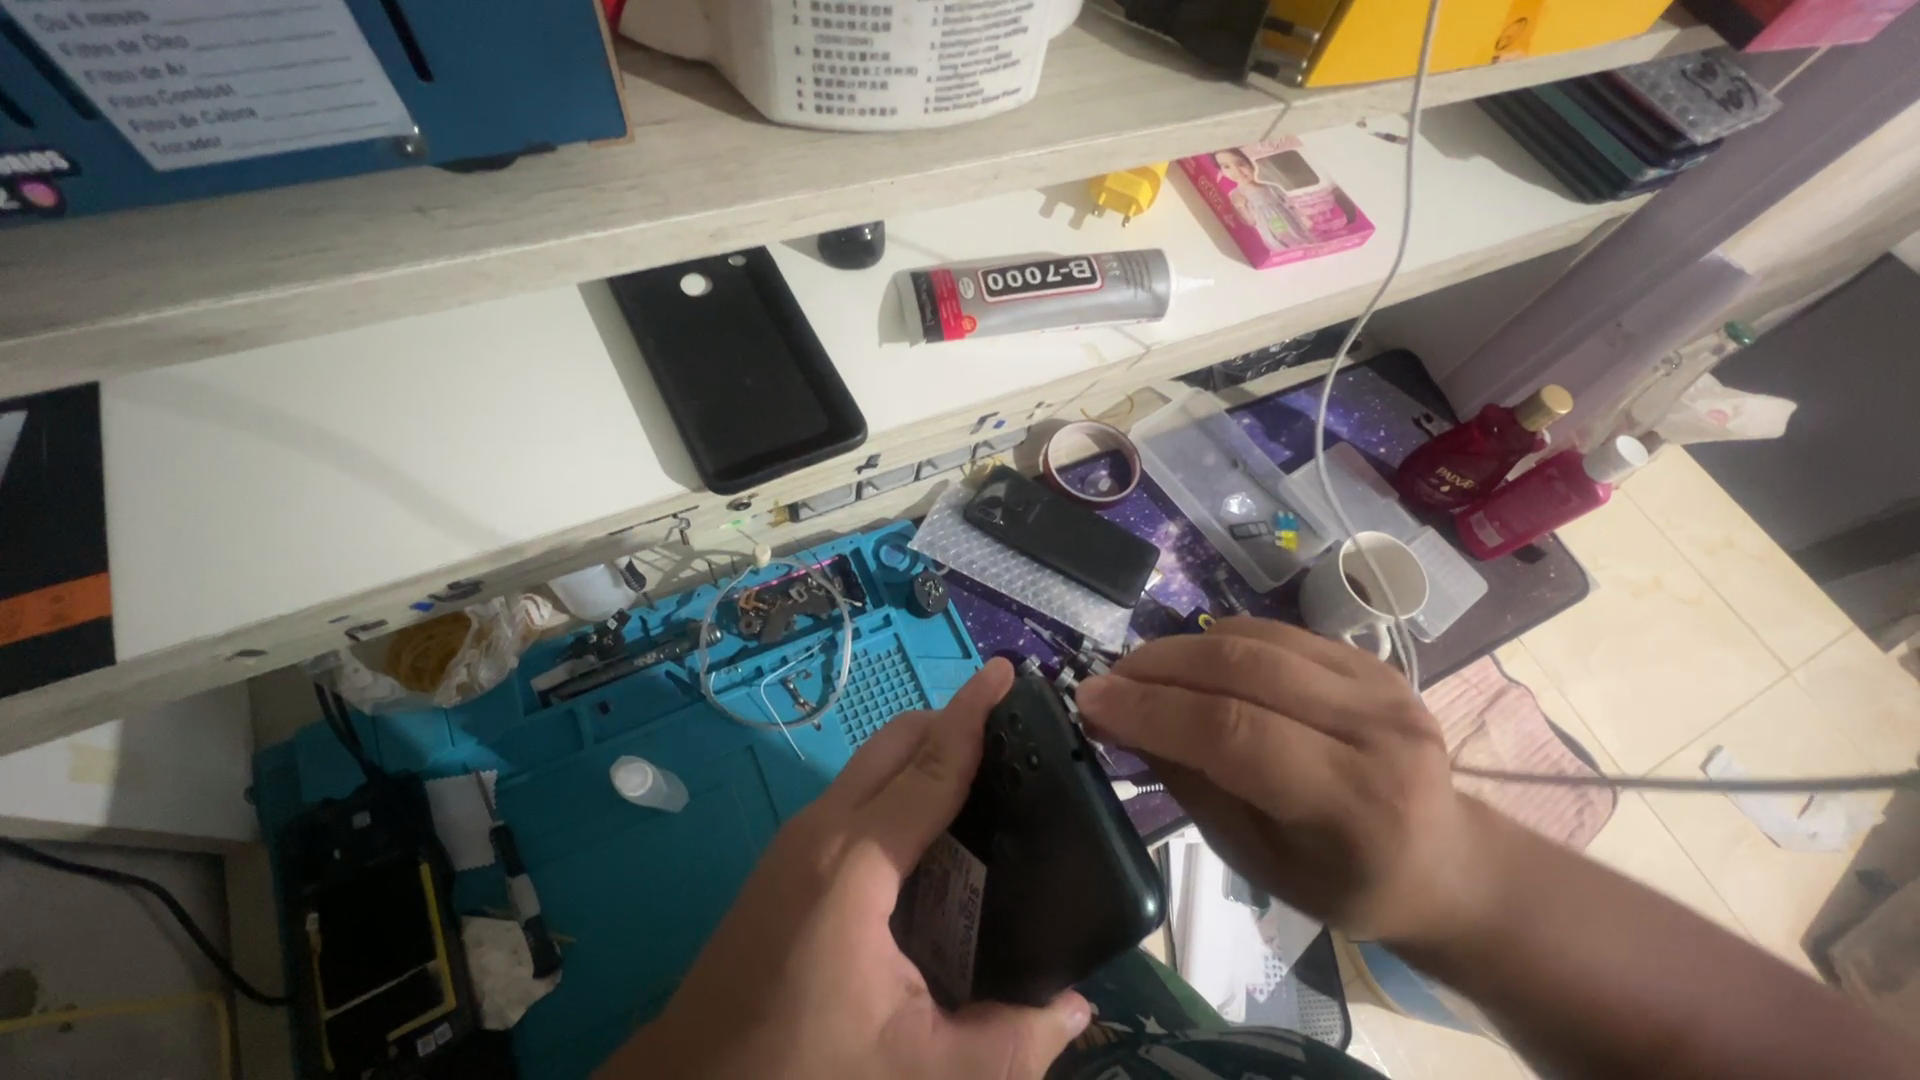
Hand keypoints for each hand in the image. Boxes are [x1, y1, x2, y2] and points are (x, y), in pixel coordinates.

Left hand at [598, 658, 1089, 1079]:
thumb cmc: (800, 1071)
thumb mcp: (917, 1070)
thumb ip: (1008, 1042)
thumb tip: (1076, 1009)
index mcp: (857, 864)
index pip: (931, 765)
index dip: (972, 714)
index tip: (1005, 671)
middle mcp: (823, 830)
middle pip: (895, 741)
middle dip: (952, 722)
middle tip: (1015, 740)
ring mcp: (796, 840)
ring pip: (871, 763)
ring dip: (924, 754)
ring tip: (987, 781)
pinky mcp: (785, 859)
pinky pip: (854, 795)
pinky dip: (898, 786)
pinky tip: (932, 835)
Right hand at [1076, 617, 1492, 946]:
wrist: (1443, 862)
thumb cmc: (1342, 883)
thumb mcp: (1257, 860)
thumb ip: (1191, 784)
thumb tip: (1121, 722)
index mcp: (1355, 803)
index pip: (1235, 734)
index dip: (1152, 711)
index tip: (1090, 702)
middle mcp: (1377, 731)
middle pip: (1245, 670)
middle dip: (1158, 668)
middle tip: (1105, 680)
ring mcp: (1382, 685)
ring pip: (1257, 640)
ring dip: (1181, 648)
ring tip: (1136, 670)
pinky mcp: (1373, 661)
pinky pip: (1278, 634)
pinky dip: (1219, 641)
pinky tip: (1188, 662)